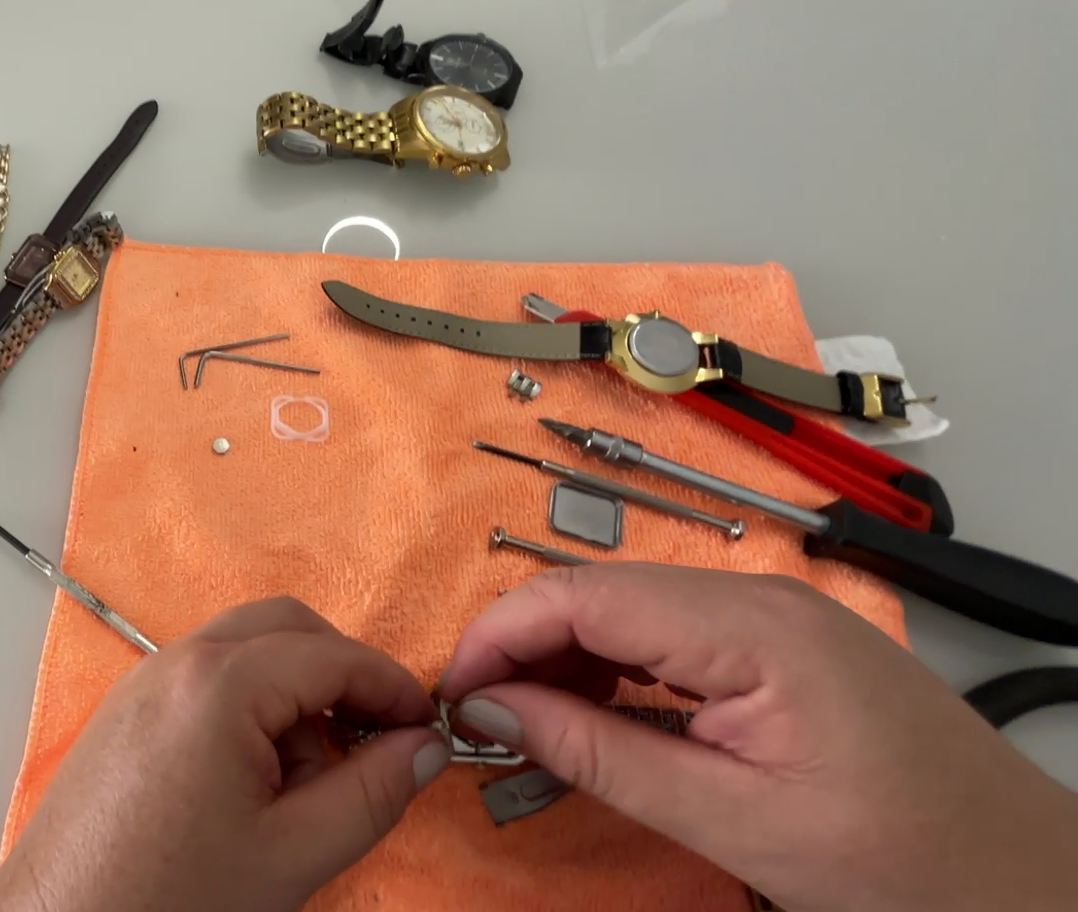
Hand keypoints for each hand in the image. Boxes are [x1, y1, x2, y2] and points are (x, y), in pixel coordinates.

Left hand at [0, 597, 448, 911]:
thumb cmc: (169, 894)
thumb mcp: (291, 856)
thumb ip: (369, 794)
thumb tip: (422, 747)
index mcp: (220, 682)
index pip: (330, 654)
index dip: (389, 685)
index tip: (426, 725)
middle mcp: (180, 657)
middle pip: (286, 625)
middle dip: (339, 671)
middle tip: (371, 737)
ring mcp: (148, 673)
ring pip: (247, 644)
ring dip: (293, 688)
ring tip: (301, 778)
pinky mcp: (132, 699)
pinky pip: (208, 671)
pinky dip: (249, 699)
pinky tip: (252, 773)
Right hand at [438, 563, 1077, 911]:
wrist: (1054, 901)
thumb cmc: (910, 875)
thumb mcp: (736, 826)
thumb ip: (593, 754)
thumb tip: (483, 708)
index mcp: (752, 627)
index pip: (580, 597)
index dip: (499, 634)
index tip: (455, 691)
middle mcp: (751, 594)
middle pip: (592, 593)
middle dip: (521, 646)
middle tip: (485, 712)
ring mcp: (763, 609)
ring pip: (616, 606)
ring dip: (559, 657)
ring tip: (532, 718)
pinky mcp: (768, 634)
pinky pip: (655, 629)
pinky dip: (606, 666)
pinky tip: (593, 710)